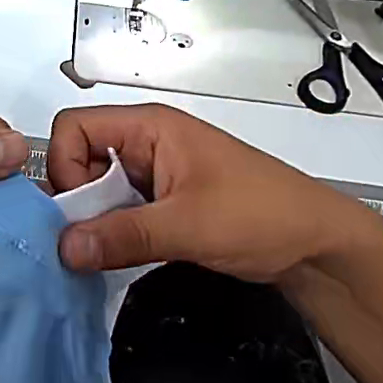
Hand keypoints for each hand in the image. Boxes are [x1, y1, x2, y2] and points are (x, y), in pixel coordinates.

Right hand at [47, 104, 382, 282]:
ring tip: (105, 252)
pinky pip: (116, 210)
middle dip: (76, 199)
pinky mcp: (160, 202)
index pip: (74, 128)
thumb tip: (64, 248)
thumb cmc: (263, 215)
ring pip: (96, 189)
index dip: (64, 165)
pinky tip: (119, 255)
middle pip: (78, 159)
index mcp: (148, 126)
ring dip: (94, 220)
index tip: (78, 210)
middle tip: (87, 240)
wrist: (317, 247)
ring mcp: (152, 173)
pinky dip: (111, 232)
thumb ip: (122, 235)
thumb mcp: (188, 224)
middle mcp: (143, 143)